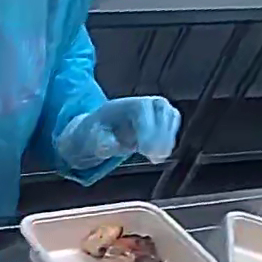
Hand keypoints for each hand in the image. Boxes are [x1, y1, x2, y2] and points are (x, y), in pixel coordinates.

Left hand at [56, 96, 181, 166]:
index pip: (143, 109)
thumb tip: (114, 144)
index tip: (147, 150)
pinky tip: (159, 155)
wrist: (94, 132)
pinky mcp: (158, 119)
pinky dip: (169, 138)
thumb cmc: (91, 135)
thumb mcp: (89, 140)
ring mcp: (151, 110)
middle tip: (156, 158)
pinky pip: (171, 123)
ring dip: (167, 138)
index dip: (149, 128)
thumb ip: (101, 142)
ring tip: (156, 158)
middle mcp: (140, 103)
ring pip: (170, 115)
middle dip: (162, 133)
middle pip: (161, 108)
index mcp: (122, 106)